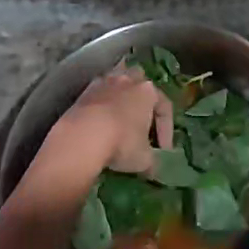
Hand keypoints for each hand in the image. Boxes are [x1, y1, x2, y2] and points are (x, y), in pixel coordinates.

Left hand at [40, 65, 174, 179]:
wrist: (82, 136)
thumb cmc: (121, 142)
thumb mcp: (144, 159)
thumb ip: (152, 161)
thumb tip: (152, 168)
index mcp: (148, 91)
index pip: (165, 106)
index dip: (166, 129)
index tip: (163, 150)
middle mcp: (128, 80)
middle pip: (141, 83)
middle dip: (142, 99)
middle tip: (141, 121)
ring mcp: (105, 83)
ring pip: (118, 81)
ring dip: (120, 95)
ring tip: (119, 115)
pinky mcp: (84, 92)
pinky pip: (98, 94)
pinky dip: (101, 105)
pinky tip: (99, 121)